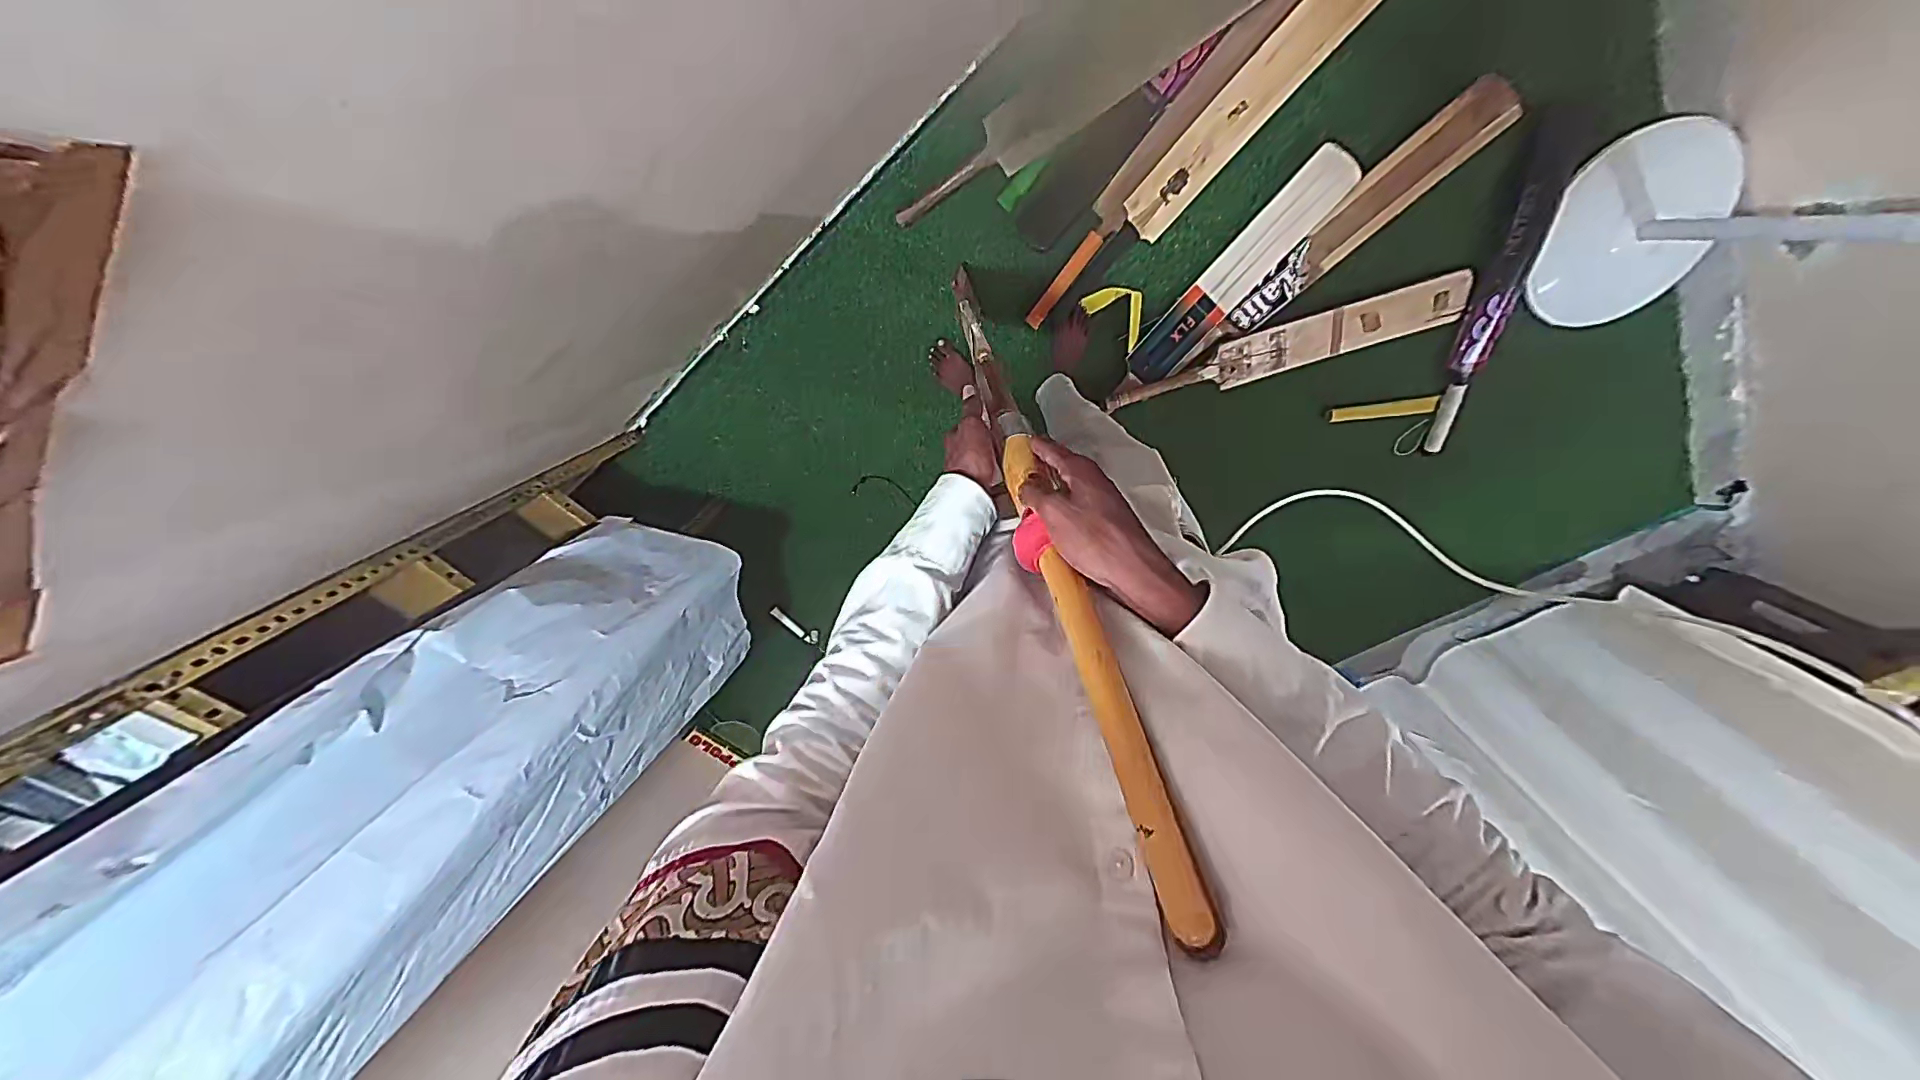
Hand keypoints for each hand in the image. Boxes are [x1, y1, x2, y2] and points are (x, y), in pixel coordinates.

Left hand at [943, 407, 998, 490]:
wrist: (972, 489)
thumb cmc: (968, 459)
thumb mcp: (972, 425)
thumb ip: (971, 409)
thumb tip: (968, 390)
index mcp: (953, 437)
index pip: (965, 422)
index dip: (978, 419)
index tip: (987, 417)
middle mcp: (956, 453)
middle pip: (973, 441)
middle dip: (985, 439)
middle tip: (999, 436)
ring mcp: (967, 469)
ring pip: (980, 457)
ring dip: (990, 455)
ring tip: (1004, 454)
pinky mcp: (978, 482)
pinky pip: (989, 472)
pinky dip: (995, 470)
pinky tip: (1002, 470)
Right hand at [1021, 438, 1205, 636]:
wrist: (1132, 569)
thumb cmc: (1102, 541)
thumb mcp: (1054, 513)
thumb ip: (1036, 494)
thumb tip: (1026, 485)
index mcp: (1082, 471)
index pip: (1052, 449)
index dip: (1034, 446)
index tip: (1024, 445)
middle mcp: (1095, 481)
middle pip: (1062, 468)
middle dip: (1041, 469)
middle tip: (1023, 473)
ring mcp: (1102, 501)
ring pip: (1069, 489)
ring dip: (1051, 493)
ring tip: (1034, 501)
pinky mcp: (1105, 521)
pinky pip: (1077, 508)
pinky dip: (1062, 511)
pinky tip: (1054, 524)